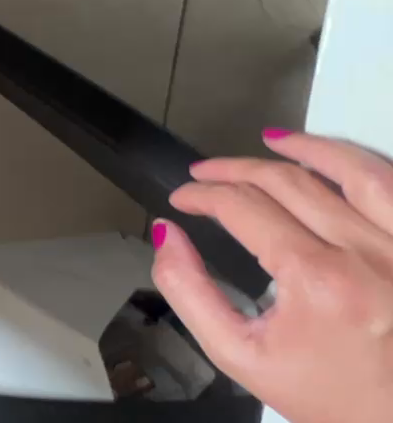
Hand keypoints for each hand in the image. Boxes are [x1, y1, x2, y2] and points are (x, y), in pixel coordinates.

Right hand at [153, 130, 392, 422]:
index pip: (239, 205)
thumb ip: (187, 290)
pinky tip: (341, 163)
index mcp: (320, 279)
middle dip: (232, 169)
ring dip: (310, 148)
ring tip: (276, 140)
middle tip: (206, 174)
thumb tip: (165, 236)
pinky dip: (366, 169)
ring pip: (361, 173)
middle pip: (287, 182)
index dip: (198, 194)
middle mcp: (375, 258)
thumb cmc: (349, 405)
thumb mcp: (242, 357)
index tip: (184, 201)